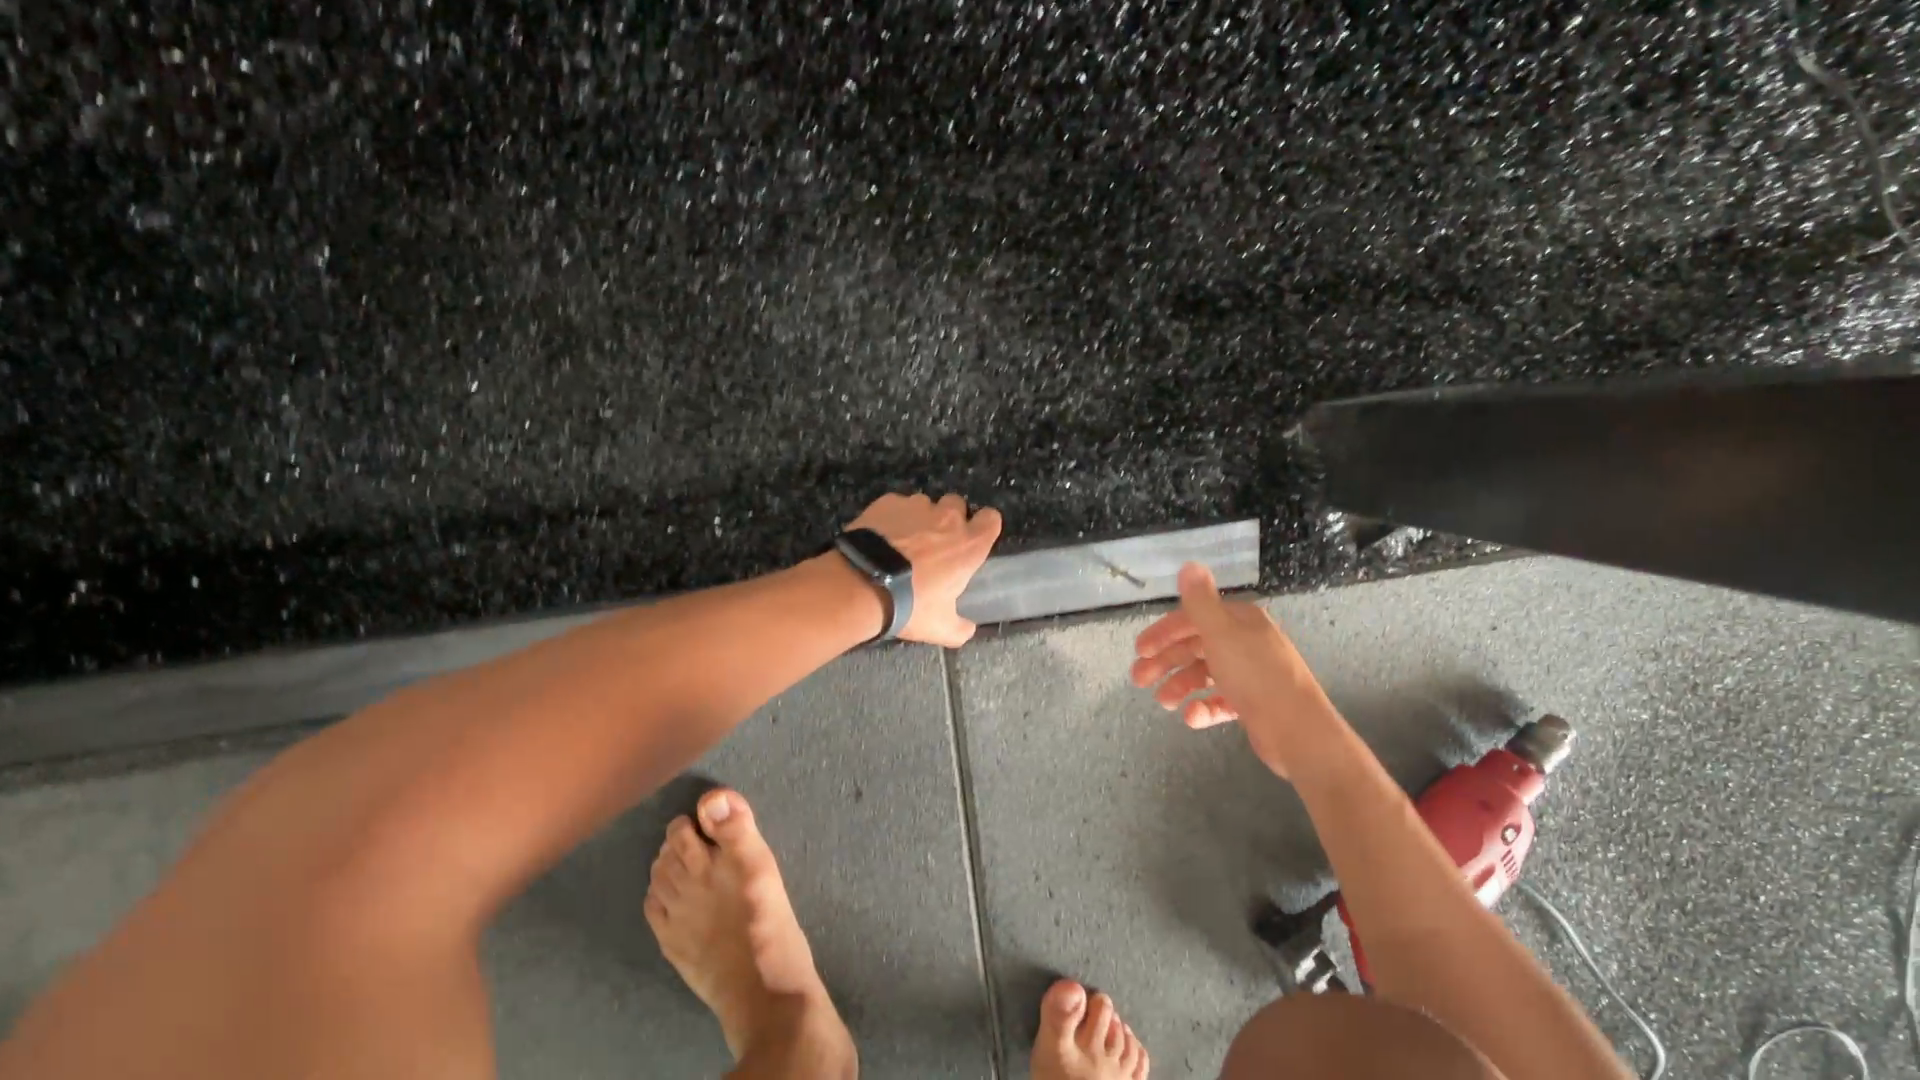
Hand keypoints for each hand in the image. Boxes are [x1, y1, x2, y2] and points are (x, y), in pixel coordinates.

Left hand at [847, 493, 1002, 646]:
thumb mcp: (940, 627)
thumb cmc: (909, 605)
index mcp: (968, 545)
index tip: (973, 539)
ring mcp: (916, 506)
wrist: (860, 585)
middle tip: (935, 543)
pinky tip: (880, 537)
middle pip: (957, 504)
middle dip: (949, 518)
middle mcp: (947, 518)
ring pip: (924, 504)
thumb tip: (968, 629)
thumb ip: (960, 628)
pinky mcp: (887, 502)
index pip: (991, 519)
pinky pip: (896, 505)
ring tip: (902, 542)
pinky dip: (892, 518)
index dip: (984, 526)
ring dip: (919, 518)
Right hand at [1129, 562, 1341, 777]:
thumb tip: (1189, 564)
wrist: (1298, 731)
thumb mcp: (1221, 634)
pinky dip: (1203, 708)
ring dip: (1180, 685)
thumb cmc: (1255, 676)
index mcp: (1240, 621)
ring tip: (1164, 702)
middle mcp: (1246, 643)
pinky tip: (1192, 718)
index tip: (1140, 650)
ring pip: (1205, 675)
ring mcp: (1250, 674)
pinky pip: (1220, 701)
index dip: (1164, 632)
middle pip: (1196, 647)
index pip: (1193, 618)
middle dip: (1166, 662)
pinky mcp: (1252, 704)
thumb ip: (1200, 601)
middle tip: (1139, 679)